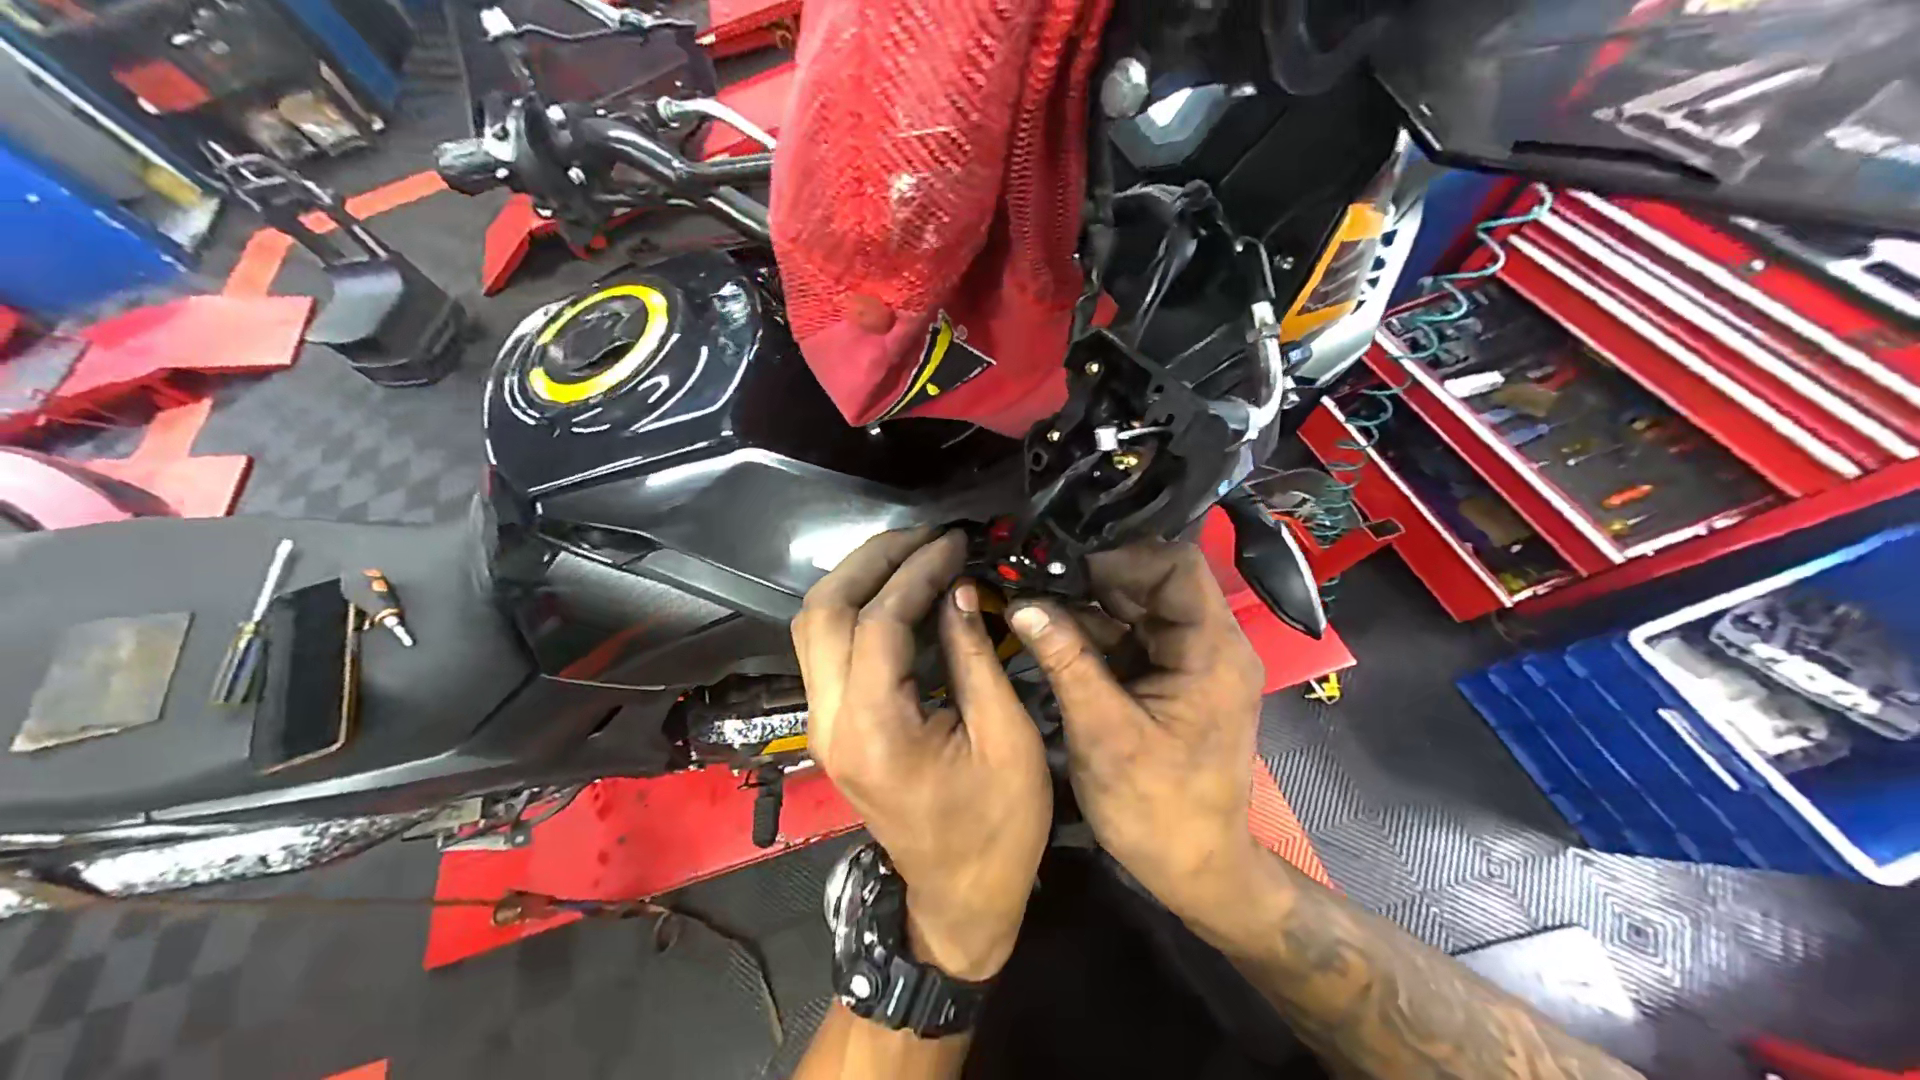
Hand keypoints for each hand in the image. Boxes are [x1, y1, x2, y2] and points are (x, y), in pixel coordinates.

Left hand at [793, 527, 1050, 979]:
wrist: (958, 896)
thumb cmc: (997, 828)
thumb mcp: (1005, 739)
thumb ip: (975, 658)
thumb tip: (958, 591)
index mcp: (875, 730)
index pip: (879, 622)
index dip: (917, 573)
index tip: (955, 544)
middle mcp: (830, 722)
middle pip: (823, 612)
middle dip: (872, 560)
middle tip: (925, 537)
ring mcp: (821, 725)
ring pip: (813, 626)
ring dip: (856, 579)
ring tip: (910, 553)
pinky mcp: (829, 726)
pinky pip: (826, 648)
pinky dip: (854, 608)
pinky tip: (894, 592)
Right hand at [1004, 541, 1265, 923]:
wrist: (1195, 870)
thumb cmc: (1157, 810)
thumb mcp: (1103, 733)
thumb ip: (1066, 661)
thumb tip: (1024, 604)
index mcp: (1212, 652)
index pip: (1176, 568)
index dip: (1122, 557)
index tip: (1066, 567)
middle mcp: (1210, 646)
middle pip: (1158, 583)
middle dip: (1099, 578)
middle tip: (1040, 579)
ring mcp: (1192, 663)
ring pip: (1142, 608)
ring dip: (1092, 604)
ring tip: (1038, 599)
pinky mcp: (1173, 679)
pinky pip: (1134, 638)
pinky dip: (1097, 632)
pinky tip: (1055, 630)